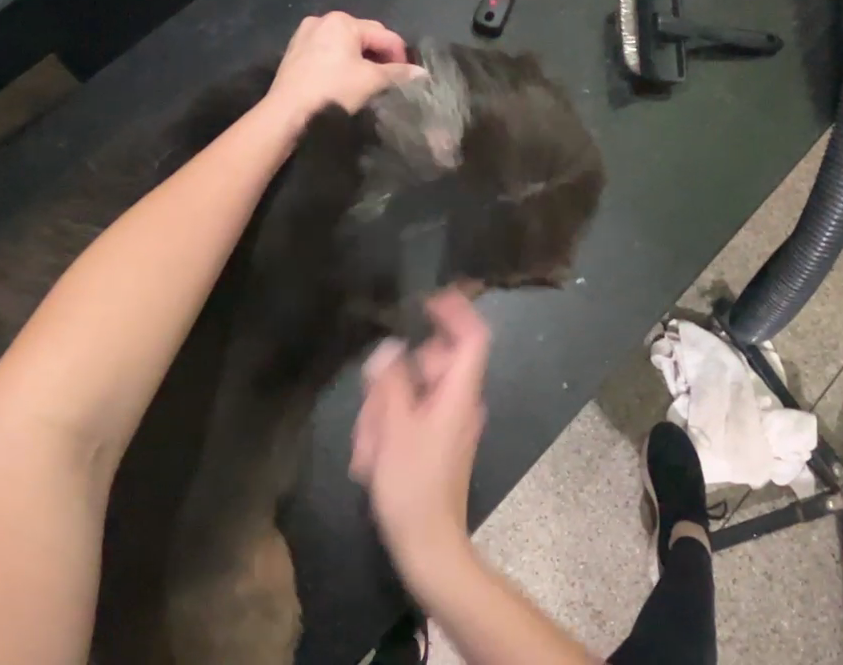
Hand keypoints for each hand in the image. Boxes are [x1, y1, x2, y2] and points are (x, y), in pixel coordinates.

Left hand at [265, 12, 422, 122]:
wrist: (287, 113)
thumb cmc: (333, 91)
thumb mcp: (371, 81)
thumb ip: (398, 73)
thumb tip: (423, 73)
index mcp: (343, 21)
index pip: (385, 35)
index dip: (401, 56)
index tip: (408, 79)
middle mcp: (323, 20)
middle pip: (365, 36)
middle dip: (379, 56)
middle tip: (389, 81)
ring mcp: (305, 34)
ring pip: (345, 44)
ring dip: (361, 60)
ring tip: (367, 82)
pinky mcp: (294, 51)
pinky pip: (327, 51)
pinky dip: (340, 62)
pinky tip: (343, 81)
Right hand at [350, 291, 490, 569]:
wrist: (428, 545)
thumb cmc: (413, 485)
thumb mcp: (393, 428)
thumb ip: (391, 382)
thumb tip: (391, 348)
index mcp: (459, 394)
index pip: (472, 337)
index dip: (456, 312)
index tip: (428, 296)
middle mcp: (460, 403)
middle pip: (429, 365)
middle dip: (393, 380)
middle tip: (370, 407)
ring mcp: (449, 424)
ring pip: (412, 393)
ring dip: (384, 411)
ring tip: (369, 446)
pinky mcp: (435, 442)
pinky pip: (410, 418)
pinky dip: (389, 429)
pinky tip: (373, 457)